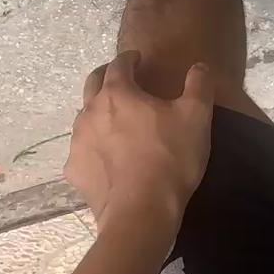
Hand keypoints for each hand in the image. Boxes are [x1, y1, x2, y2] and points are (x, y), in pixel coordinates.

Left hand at [65, 51, 213, 234]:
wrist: (141, 215)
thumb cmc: (170, 159)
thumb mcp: (196, 117)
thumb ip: (199, 85)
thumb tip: (199, 67)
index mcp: (118, 93)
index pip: (119, 64)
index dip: (130, 58)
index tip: (139, 59)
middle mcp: (91, 111)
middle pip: (92, 83)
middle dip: (107, 75)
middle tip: (123, 79)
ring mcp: (78, 142)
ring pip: (84, 115)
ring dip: (99, 110)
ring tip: (117, 119)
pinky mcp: (75, 171)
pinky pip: (82, 148)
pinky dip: (94, 144)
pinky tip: (108, 155)